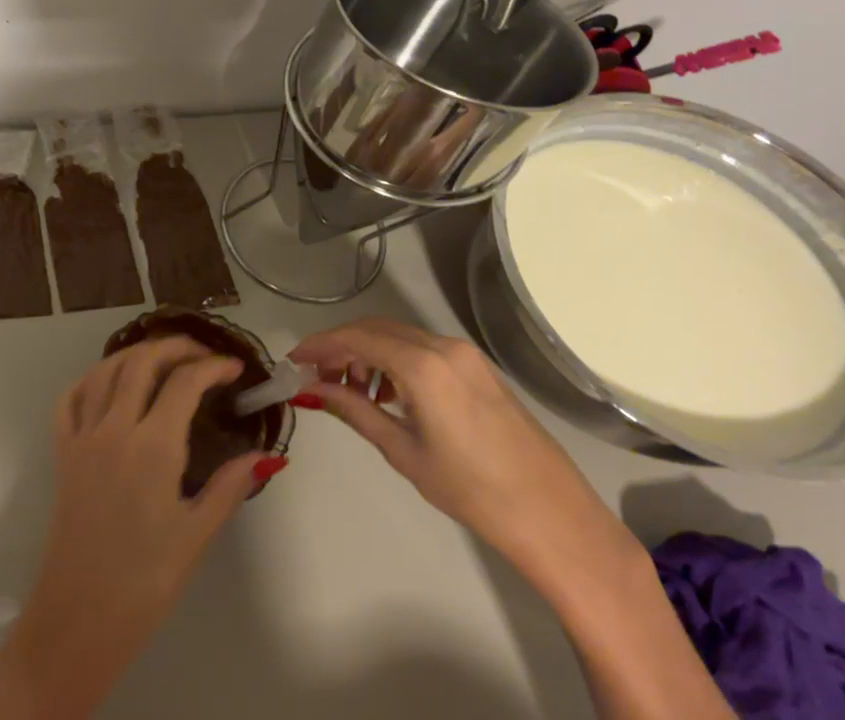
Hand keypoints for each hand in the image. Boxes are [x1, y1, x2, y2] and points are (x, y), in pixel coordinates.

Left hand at [0, 336, 281, 719]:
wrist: (82, 610)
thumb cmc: (147, 577)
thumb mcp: (198, 531)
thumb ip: (229, 485)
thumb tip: (264, 455)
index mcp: (152, 445)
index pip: (183, 382)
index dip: (211, 366)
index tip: (234, 368)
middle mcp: (113, 428)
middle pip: (140, 362)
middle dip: (174, 347)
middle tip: (203, 353)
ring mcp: (81, 437)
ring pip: (103, 372)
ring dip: (133, 355)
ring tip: (162, 359)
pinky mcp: (61, 453)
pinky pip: (70, 400)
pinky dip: (90, 379)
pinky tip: (108, 383)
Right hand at [290, 318, 636, 574]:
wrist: (552, 515)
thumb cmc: (471, 489)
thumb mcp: (402, 451)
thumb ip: (354, 410)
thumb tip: (310, 389)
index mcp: (423, 366)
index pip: (356, 338)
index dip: (319, 345)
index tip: (293, 362)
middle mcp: (445, 348)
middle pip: (376, 329)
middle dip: (340, 347)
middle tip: (316, 377)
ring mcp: (467, 356)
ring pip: (400, 336)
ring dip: (367, 353)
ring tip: (350, 392)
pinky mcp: (480, 370)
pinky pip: (424, 349)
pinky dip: (394, 360)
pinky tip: (387, 395)